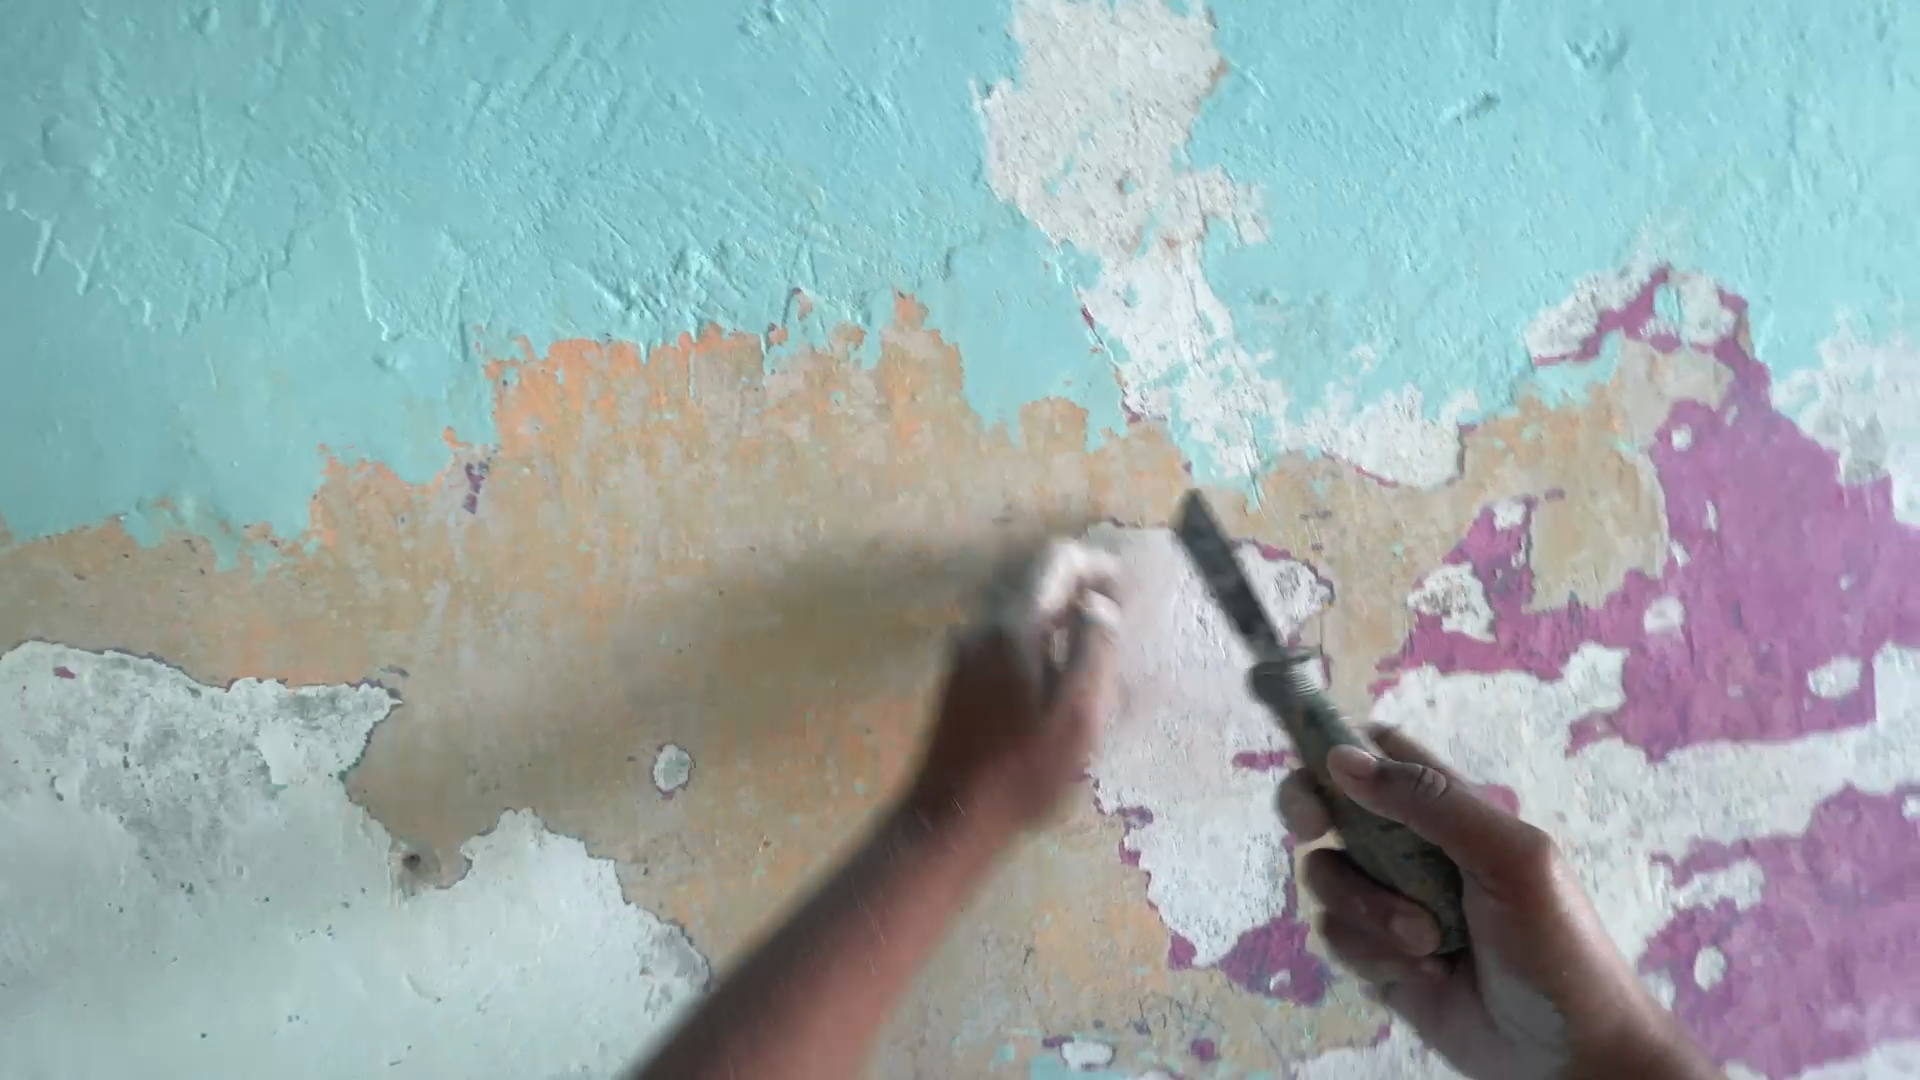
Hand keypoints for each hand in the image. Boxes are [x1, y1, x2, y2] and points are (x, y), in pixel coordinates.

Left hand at [908, 540, 1121, 831]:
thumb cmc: (1024, 770)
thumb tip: (1098, 603)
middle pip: (1033, 576)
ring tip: (1089, 643)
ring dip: (1056, 609)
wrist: (952, 813)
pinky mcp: (958, 668)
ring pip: (1017, 602)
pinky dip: (1034, 630)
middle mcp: (982, 623)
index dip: (1094, 566)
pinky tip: (1053, 667)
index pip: (1055, 560)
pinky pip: (1003, 628)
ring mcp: (964, 645)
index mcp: (1013, 626)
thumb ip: (1094, 649)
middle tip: (1112, 616)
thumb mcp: (1078, 715)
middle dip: (1076, 585)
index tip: (1122, 590)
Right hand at [1279, 727, 1719, 1079]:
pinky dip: (1372, 951)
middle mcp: (1400, 843)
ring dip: (1366, 905)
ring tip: (1425, 941)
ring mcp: (1382, 895)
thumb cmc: (1558, 947)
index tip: (1314, 760)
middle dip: (1305, 808)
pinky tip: (1423, 973)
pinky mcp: (1371, 949)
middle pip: (1322, 798)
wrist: (1572, 1065)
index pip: (1375, 749)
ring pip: (1324, 871)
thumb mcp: (1511, 858)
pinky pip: (1334, 930)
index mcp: (1439, 809)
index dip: (1336, 743)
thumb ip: (1429, 801)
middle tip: (1311, 828)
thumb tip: (1338, 758)